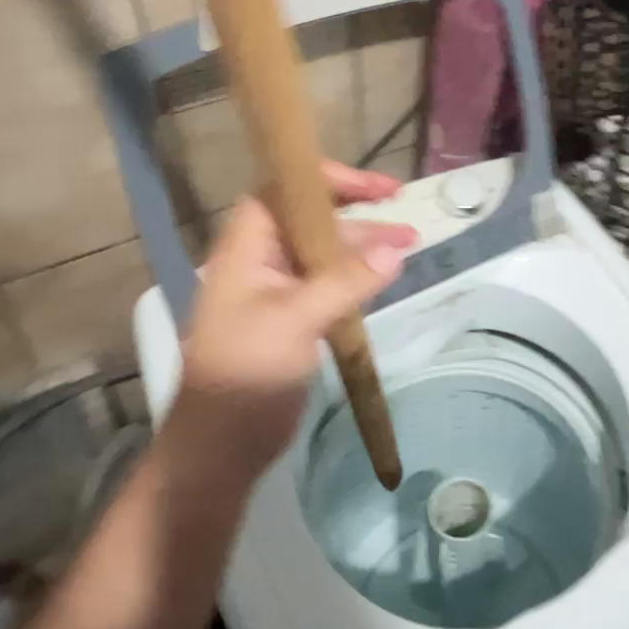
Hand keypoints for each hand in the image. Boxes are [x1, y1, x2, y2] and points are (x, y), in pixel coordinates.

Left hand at [174, 161, 418, 471]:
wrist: (219, 447)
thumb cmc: (246, 373)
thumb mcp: (295, 321)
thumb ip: (346, 282)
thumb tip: (395, 252)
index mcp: (247, 249)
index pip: (284, 191)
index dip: (327, 180)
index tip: (376, 190)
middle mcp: (260, 261)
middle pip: (310, 219)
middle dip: (358, 215)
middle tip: (404, 220)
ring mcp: (276, 291)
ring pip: (324, 253)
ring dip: (364, 247)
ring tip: (409, 249)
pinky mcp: (293, 319)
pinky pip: (328, 284)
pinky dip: (357, 276)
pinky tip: (385, 278)